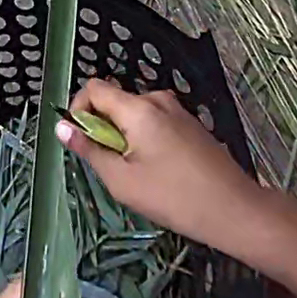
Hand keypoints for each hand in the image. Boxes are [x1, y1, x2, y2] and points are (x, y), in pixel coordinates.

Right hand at [56, 79, 261, 250]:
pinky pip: (153, 120)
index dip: (78, 109)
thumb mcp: (121, 180)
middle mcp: (157, 100)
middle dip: (102, 126)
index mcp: (138, 109)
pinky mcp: (190, 123)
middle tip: (110, 164)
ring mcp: (177, 110)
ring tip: (135, 171)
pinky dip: (143, 138)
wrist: (235, 210)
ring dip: (123, 134)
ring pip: (133, 113)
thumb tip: (61, 127)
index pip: (94, 88)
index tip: (81, 140)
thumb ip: (89, 150)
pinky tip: (158, 170)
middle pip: (114, 100)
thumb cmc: (173, 198)